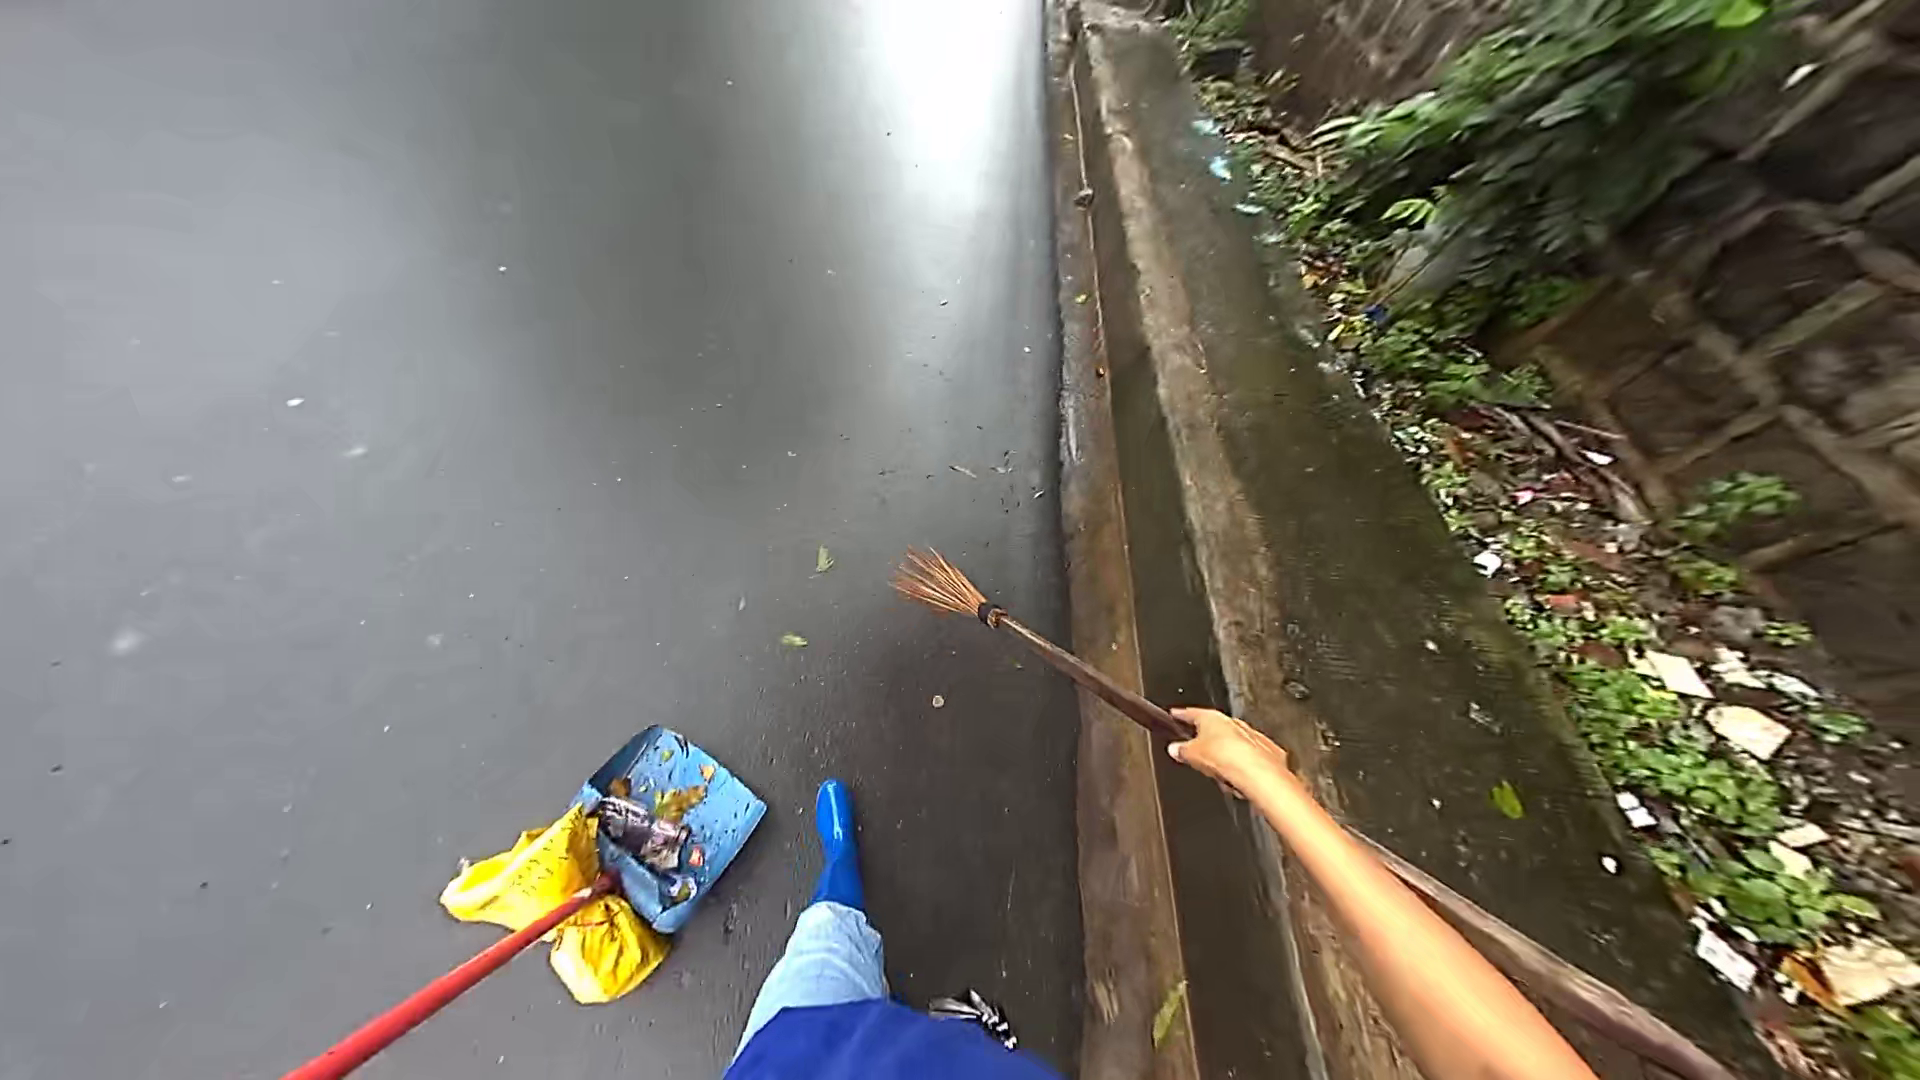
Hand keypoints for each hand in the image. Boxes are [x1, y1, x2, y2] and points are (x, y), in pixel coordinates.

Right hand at [1167, 707, 1291, 795]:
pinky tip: (1239, 779)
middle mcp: (1233, 723)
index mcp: (1212, 717)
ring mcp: (1253, 737)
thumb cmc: (1227, 758)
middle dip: (1206, 741)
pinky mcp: (1269, 754)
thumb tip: (1175, 749)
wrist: (1259, 775)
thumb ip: (1181, 750)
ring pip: (1234, 745)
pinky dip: (1244, 767)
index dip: (1181, 715)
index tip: (1176, 714)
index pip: (1191, 713)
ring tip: (1220, 773)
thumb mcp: (1191, 755)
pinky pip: (1251, 759)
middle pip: (1214, 729)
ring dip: (1226, 756)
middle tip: (1197, 755)